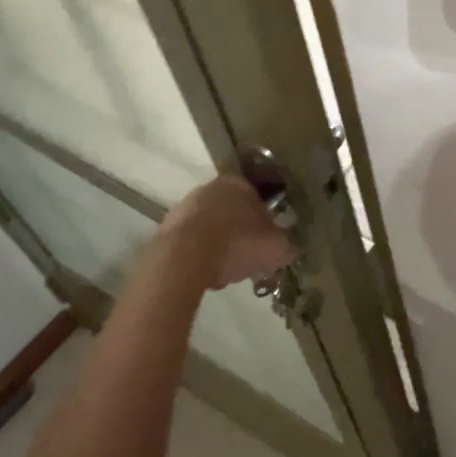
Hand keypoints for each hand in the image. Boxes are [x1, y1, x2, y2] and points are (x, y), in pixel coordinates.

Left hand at [156, 174, 297, 289]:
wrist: (182, 262)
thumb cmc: (236, 244)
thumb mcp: (277, 248)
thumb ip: (289, 244)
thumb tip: (292, 246)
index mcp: (238, 183)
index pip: (257, 194)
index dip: (265, 216)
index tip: (268, 236)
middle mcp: (209, 188)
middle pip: (231, 209)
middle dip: (240, 230)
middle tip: (249, 254)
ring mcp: (182, 209)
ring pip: (209, 226)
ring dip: (217, 244)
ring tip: (226, 269)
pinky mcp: (163, 232)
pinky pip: (189, 243)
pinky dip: (197, 256)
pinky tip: (205, 274)